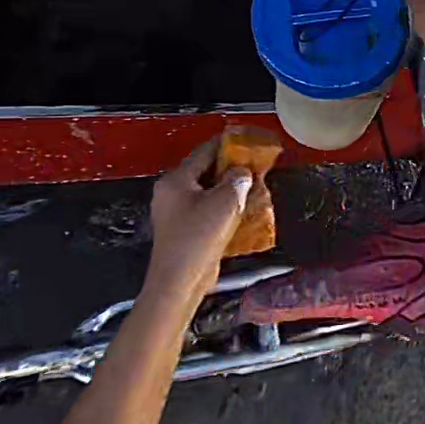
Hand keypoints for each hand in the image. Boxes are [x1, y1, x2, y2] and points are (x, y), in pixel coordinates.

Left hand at [144, 140, 252, 310]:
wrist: (180, 281)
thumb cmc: (198, 237)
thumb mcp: (225, 202)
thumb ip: (237, 180)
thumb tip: (243, 172)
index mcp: (176, 179)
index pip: (203, 151)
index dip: (227, 145)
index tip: (246, 142)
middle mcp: (171, 193)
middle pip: (204, 171)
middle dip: (230, 170)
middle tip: (253, 168)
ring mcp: (175, 213)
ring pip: (206, 192)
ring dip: (229, 191)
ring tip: (252, 189)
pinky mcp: (183, 231)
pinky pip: (205, 211)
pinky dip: (223, 208)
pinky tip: (242, 213)